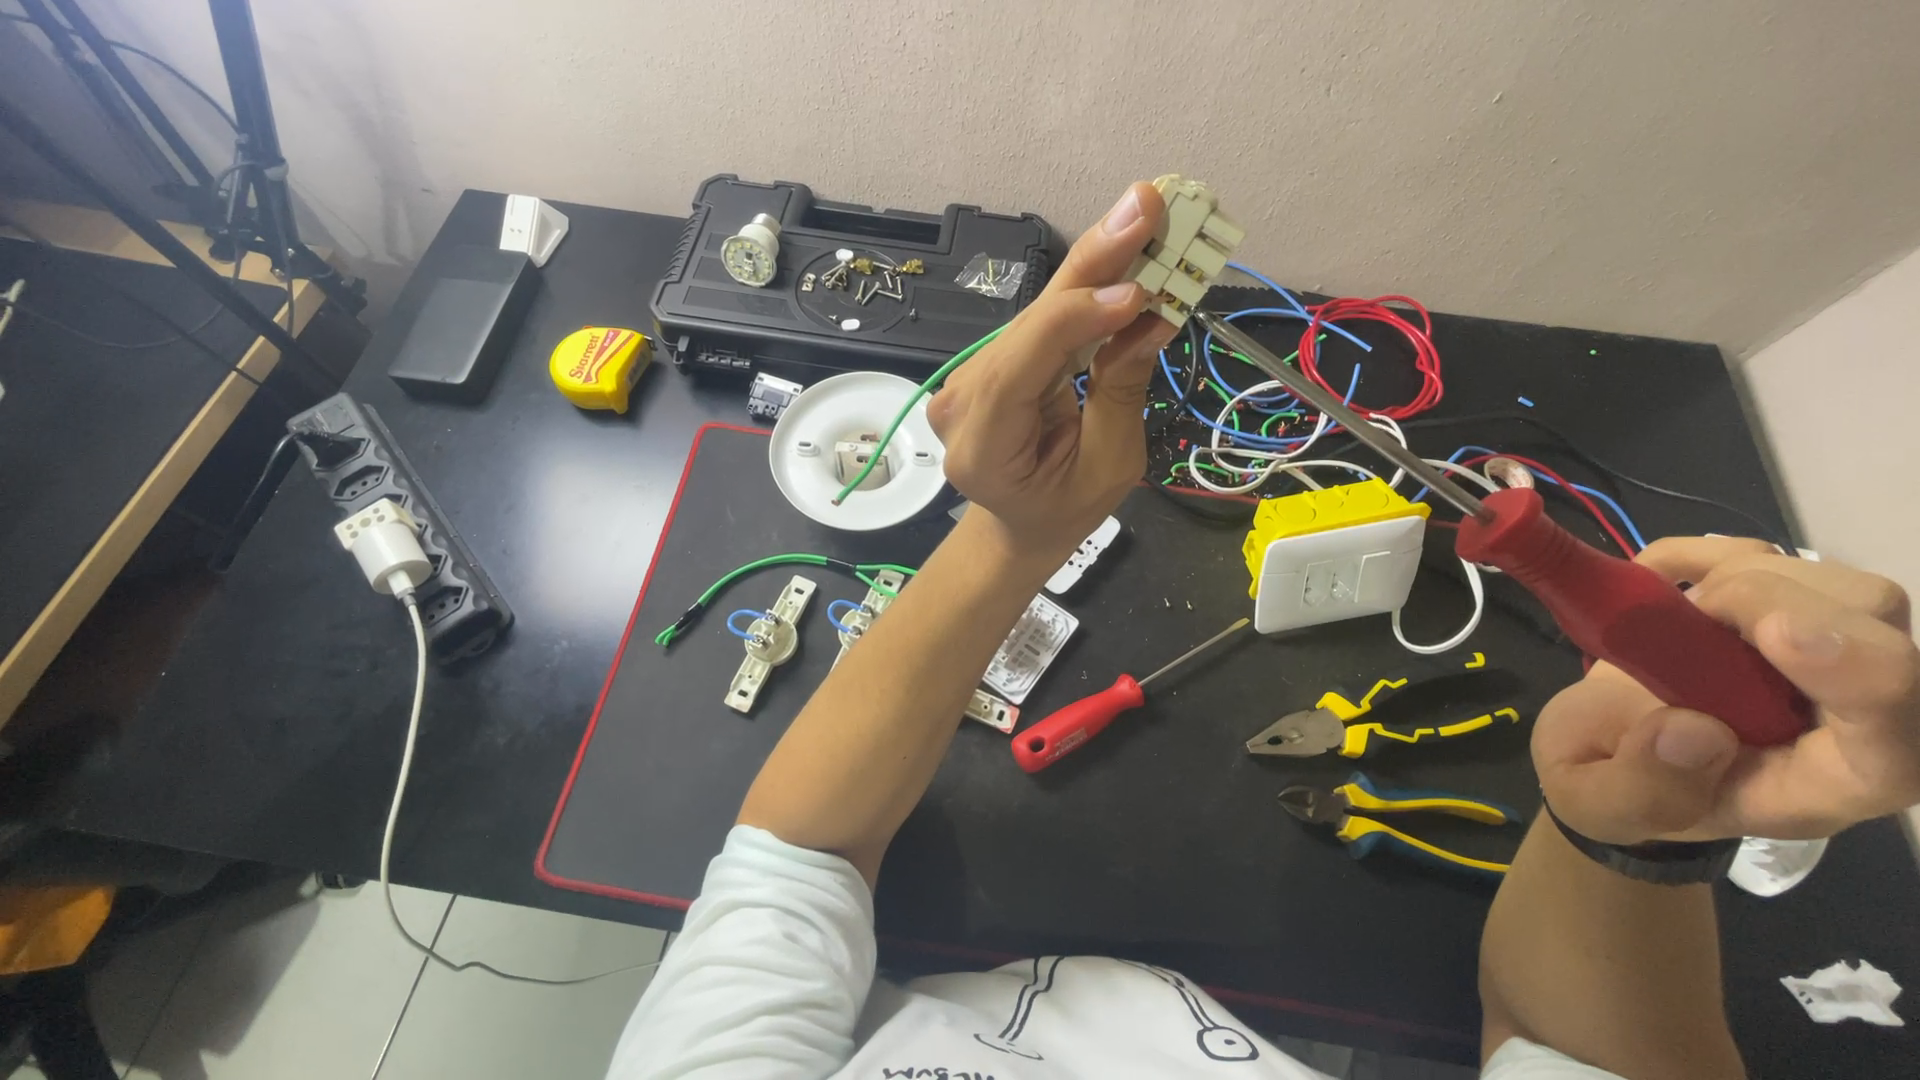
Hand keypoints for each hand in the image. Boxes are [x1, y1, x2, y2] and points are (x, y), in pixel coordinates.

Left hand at [927, 181, 1178, 556]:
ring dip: (1097, 268)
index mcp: (982, 447)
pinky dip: (1086, 293)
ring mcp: (967, 379)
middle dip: (1094, 264)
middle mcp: (962, 403)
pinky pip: (1040, 322)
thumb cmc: (1064, 510)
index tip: (1138, 288)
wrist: (1020, 524)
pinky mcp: (987, 363)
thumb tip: (1150, 317)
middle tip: (1147, 202)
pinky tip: (1124, 254)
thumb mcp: (1108, 467)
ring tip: (1148, 217)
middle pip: (1029, 325)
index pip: (1022, 364)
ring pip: (1037, 314)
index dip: (1078, 318)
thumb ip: (1120, 393)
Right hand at [1533, 536, 1919, 844]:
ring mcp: (1821, 654)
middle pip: (1882, 634)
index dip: (1863, 678)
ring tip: (1664, 618)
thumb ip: (1640, 793)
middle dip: (1776, 605)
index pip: (1898, 734)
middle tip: (1681, 621)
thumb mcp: (1596, 807)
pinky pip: (1766, 555)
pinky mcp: (1774, 606)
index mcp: (1823, 780)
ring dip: (1742, 581)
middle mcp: (1849, 714)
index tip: (1778, 632)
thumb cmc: (1611, 787)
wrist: (1603, 751)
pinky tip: (1653, 578)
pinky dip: (1700, 554)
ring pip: (1842, 588)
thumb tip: (1694, 732)